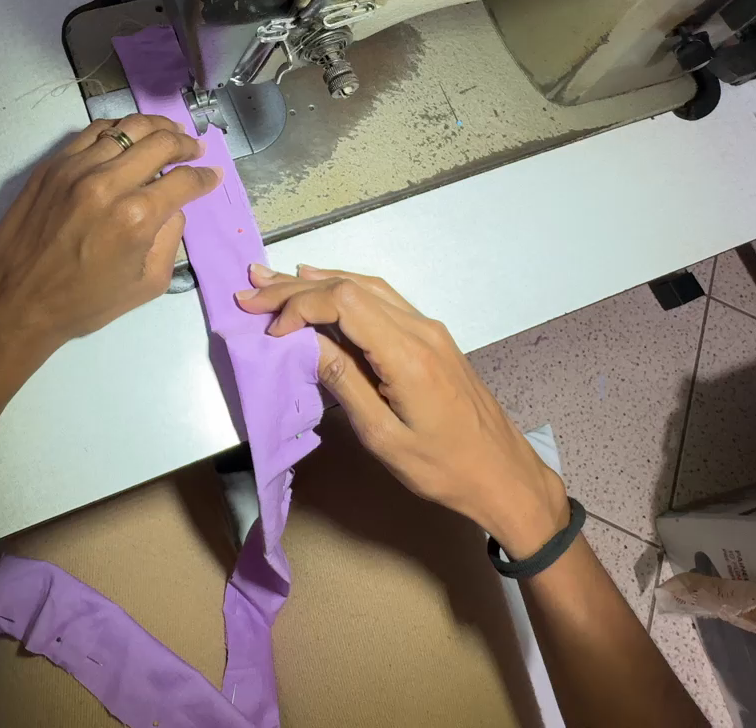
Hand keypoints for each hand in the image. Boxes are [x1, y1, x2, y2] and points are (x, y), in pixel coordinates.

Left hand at [0, 114, 220, 363]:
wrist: (15, 302)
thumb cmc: (84, 303)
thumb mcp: (147, 285)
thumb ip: (170, 238)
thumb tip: (174, 205)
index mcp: (137, 217)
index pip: (185, 180)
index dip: (206, 177)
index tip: (213, 175)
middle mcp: (109, 183)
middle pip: (161, 142)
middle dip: (186, 143)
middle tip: (195, 148)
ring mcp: (76, 168)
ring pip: (127, 127)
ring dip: (156, 128)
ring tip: (168, 133)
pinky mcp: (52, 164)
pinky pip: (93, 131)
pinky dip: (118, 129)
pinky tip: (127, 136)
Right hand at [236, 264, 568, 557]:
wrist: (505, 476)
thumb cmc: (444, 468)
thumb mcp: (384, 437)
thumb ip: (344, 381)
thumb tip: (304, 342)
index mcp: (407, 353)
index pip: (343, 302)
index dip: (300, 307)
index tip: (271, 332)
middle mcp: (419, 327)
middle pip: (349, 287)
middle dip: (295, 289)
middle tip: (251, 288)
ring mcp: (427, 327)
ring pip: (365, 286)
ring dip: (317, 282)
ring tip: (274, 279)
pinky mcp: (430, 335)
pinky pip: (381, 298)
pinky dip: (344, 288)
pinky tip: (324, 284)